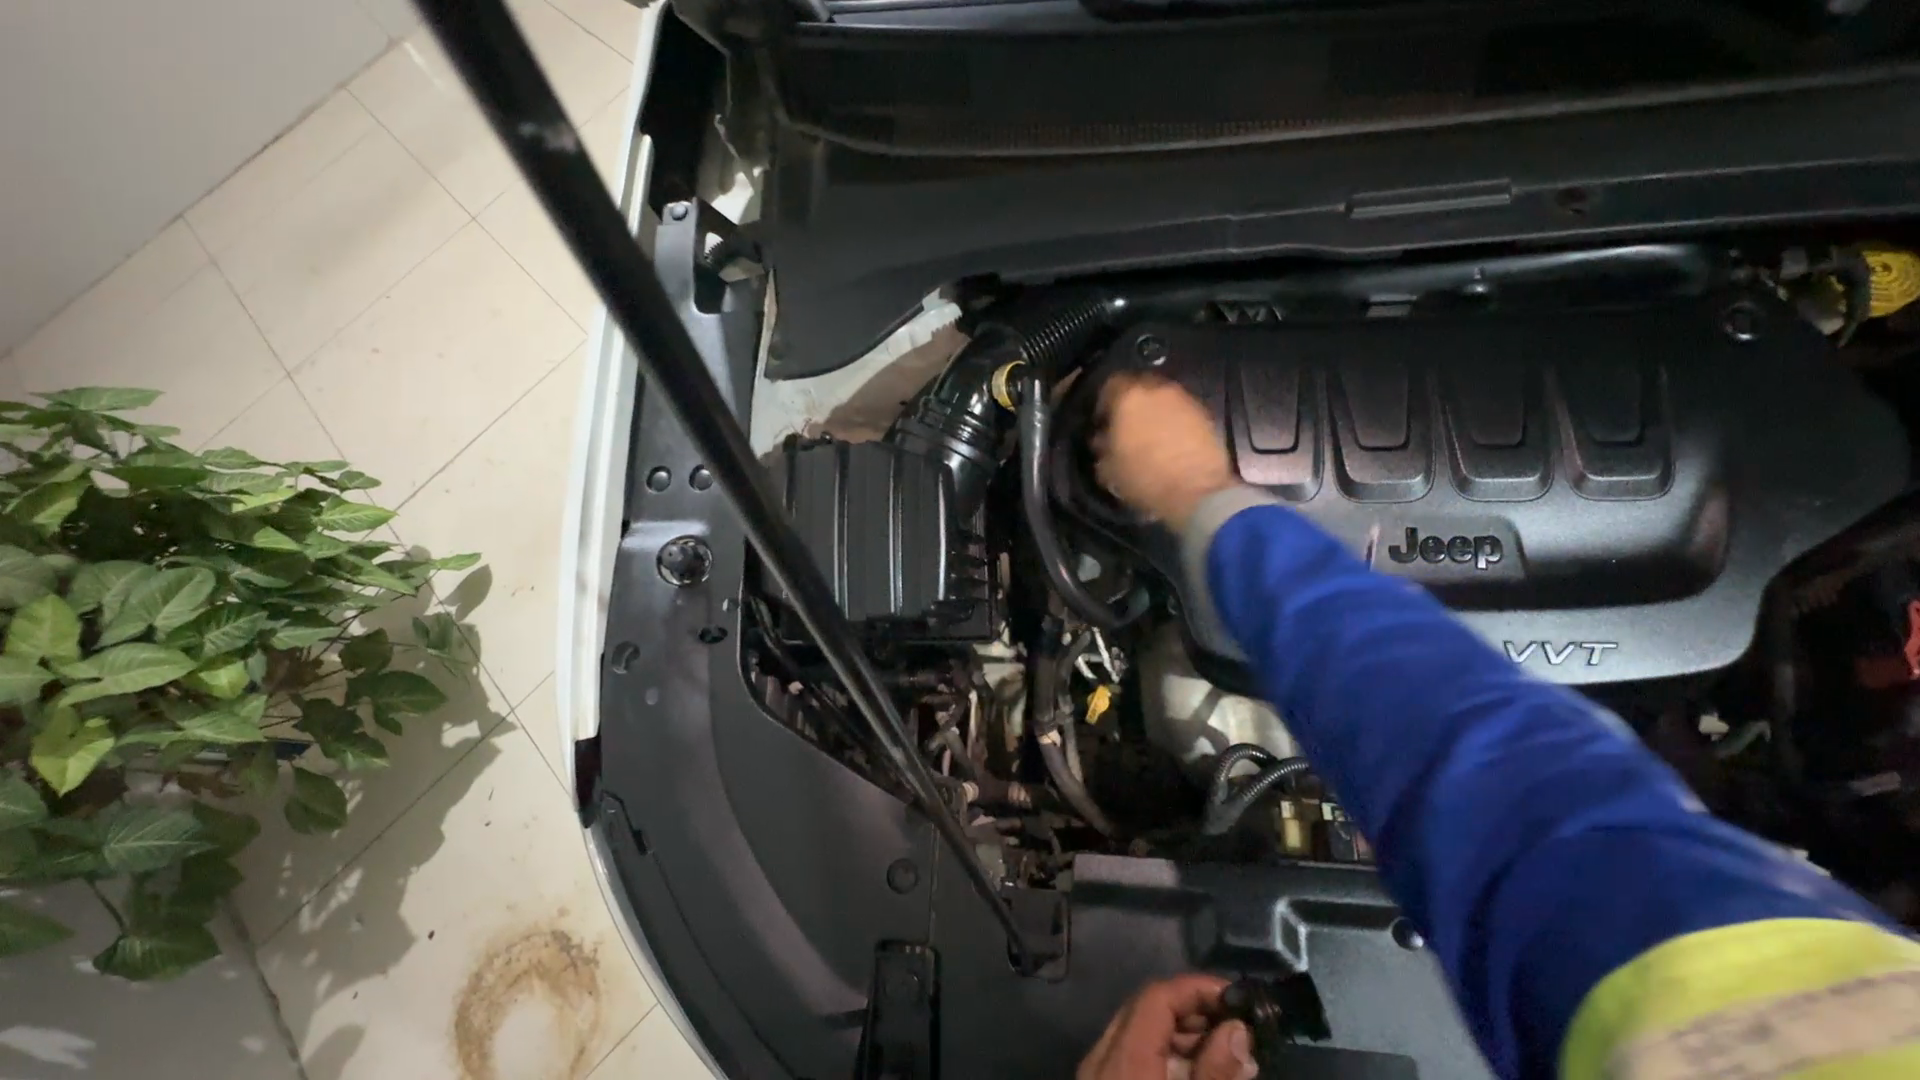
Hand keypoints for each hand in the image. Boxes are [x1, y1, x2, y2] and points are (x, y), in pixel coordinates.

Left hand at [1077, 974, 1257, 1079]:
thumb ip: (1214, 1072)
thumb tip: (1236, 1028)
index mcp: (1122, 1057)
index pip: (1157, 996)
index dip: (1197, 988)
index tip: (1238, 999)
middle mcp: (1101, 1057)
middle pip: (1146, 1010)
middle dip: (1194, 1011)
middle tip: (1238, 1028)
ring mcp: (1096, 1075)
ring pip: (1138, 1034)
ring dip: (1182, 1036)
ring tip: (1226, 1054)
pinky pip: (1131, 1058)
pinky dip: (1165, 1056)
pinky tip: (1196, 1072)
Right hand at [1094, 374, 1237, 529]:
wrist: (1196, 492)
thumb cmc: (1144, 478)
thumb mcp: (1108, 469)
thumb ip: (1102, 447)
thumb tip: (1103, 440)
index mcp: (1128, 398)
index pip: (1110, 383)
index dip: (1104, 402)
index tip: (1102, 420)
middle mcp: (1157, 390)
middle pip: (1139, 386)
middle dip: (1131, 404)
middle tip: (1126, 426)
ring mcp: (1185, 400)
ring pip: (1162, 398)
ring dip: (1155, 412)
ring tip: (1150, 436)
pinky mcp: (1205, 415)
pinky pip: (1181, 412)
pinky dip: (1174, 422)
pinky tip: (1171, 443)